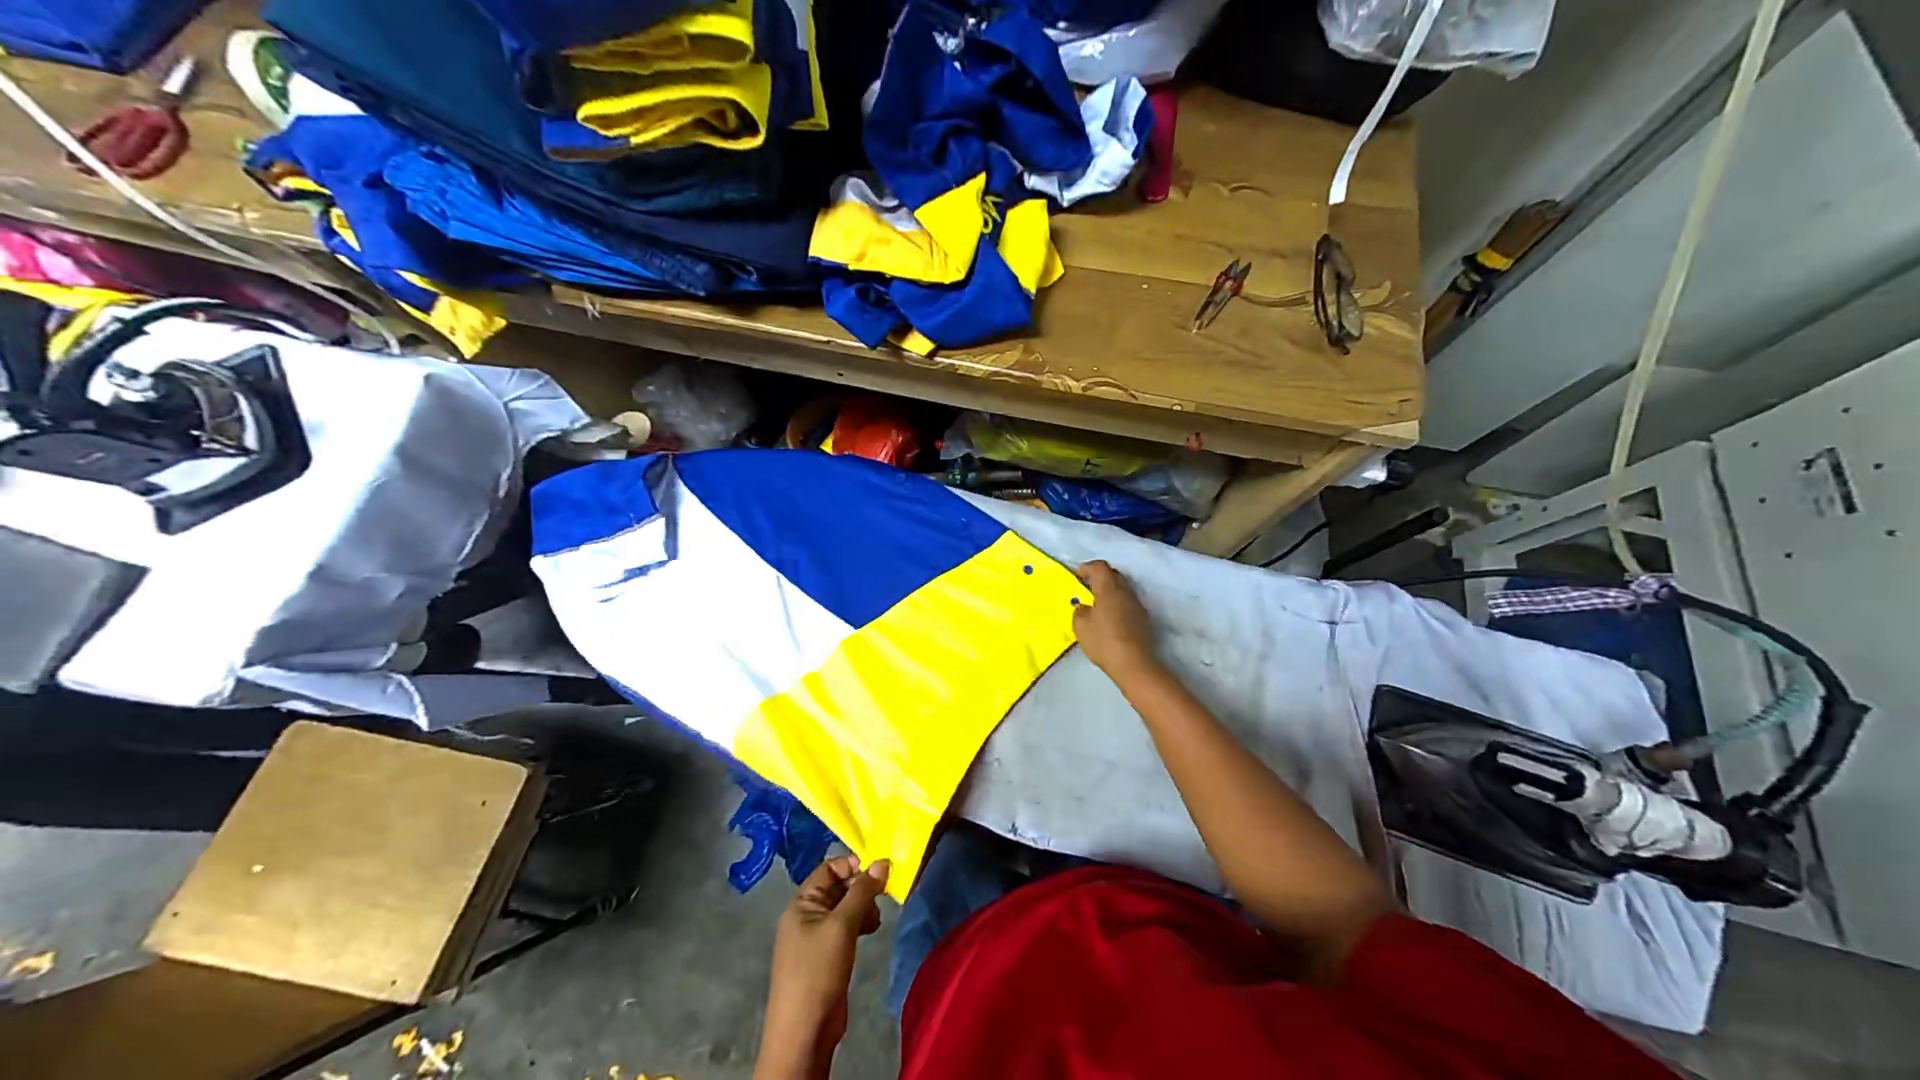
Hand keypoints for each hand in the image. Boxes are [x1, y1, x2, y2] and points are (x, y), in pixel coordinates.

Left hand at [757, 855, 888, 1078]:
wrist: (804, 1031)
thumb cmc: (818, 970)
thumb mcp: (842, 926)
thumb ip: (862, 892)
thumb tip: (881, 861)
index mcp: (801, 903)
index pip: (828, 869)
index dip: (852, 864)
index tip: (878, 870)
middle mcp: (806, 915)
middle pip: (837, 887)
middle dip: (861, 887)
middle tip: (883, 895)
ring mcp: (816, 936)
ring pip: (844, 908)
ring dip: (863, 906)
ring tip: (876, 919)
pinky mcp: (827, 955)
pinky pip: (845, 928)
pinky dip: (860, 924)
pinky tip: (872, 930)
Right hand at [1074, 560, 1158, 678]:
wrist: (1133, 663)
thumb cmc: (1103, 642)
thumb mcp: (1081, 627)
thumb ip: (1080, 611)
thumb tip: (1083, 606)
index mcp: (1109, 590)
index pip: (1100, 567)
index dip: (1088, 567)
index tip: (1078, 575)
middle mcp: (1125, 592)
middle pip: (1114, 574)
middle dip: (1099, 576)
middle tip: (1087, 587)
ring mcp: (1137, 604)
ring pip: (1123, 588)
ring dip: (1110, 590)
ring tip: (1098, 603)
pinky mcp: (1143, 618)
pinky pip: (1128, 602)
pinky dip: (1117, 602)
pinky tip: (1110, 617)